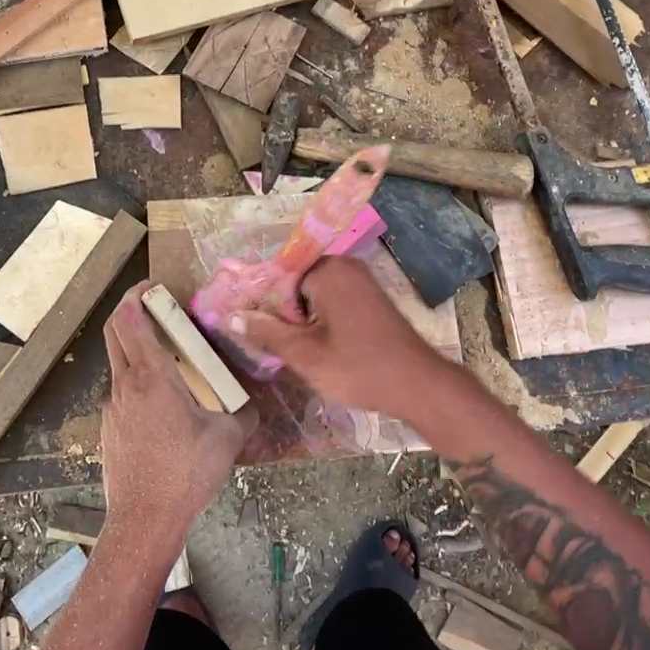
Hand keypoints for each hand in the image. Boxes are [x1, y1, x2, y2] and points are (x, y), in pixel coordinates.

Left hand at [101, 282, 256, 541]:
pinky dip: (135, 379)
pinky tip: (162, 402)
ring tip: (168, 357)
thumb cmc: (185, 473)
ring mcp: (112, 406)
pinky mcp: (109, 427)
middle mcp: (125, 384)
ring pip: (117, 361)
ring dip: (135, 347)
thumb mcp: (227, 439)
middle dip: (130, 309)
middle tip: (155, 306)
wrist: (144, 520)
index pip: (131, 319)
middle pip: (114, 331)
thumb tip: (255, 401)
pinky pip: (121, 391)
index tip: (153, 286)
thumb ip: (244, 413)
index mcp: (151, 376)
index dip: (137, 294)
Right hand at [232, 256, 456, 419]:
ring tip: (285, 346)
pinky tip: (312, 343)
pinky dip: (316, 316)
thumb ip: (266, 332)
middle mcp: (343, 264)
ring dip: (296, 316)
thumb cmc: (359, 368)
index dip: (255, 298)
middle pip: (293, 280)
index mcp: (326, 269)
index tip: (241, 322)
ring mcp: (359, 279)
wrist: (419, 385)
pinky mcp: (368, 296)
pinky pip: (329, 297)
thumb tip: (231, 317)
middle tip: (263, 341)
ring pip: (310, 291)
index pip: (275, 273)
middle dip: (276, 308)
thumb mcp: (305, 355)